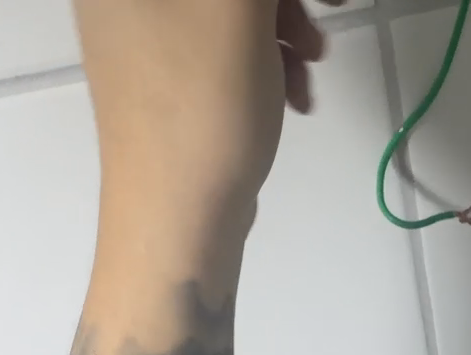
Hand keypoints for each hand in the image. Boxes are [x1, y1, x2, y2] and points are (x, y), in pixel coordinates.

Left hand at [74, 0, 338, 236]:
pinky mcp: (167, 73)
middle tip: (327, 17)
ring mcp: (143, 30)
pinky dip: (264, 56)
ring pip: (228, 7)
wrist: (177, 217)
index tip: (319, 1)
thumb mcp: (237, 11)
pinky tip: (291, 91)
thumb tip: (266, 0)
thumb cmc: (203, 105)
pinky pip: (222, 41)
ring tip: (310, 68)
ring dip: (282, 25)